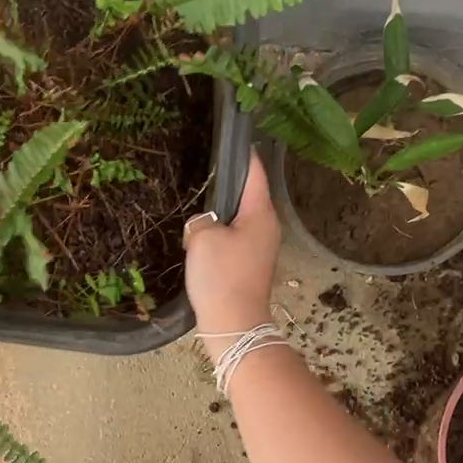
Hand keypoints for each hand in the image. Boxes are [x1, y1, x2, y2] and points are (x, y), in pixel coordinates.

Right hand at [184, 152, 281, 358]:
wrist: (234, 326)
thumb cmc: (222, 277)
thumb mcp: (202, 238)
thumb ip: (201, 219)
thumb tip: (203, 223)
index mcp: (261, 213)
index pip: (254, 170)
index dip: (241, 151)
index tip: (228, 136)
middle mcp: (267, 227)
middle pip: (247, 194)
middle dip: (226, 182)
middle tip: (200, 167)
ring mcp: (260, 248)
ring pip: (238, 218)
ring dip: (219, 211)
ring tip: (195, 202)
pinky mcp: (249, 265)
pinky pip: (233, 238)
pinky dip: (219, 233)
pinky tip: (200, 237)